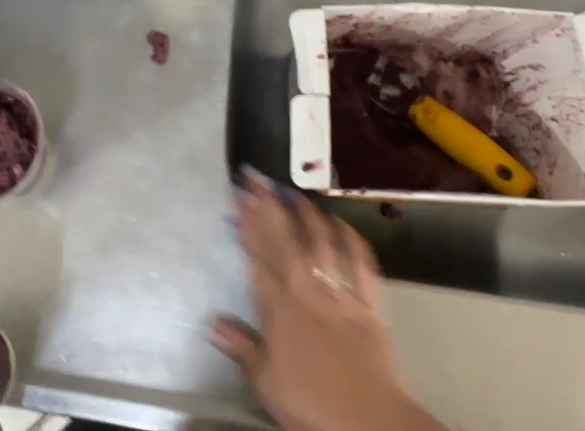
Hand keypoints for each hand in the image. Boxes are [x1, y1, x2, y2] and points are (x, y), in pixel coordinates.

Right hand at [213, 170, 447, 430]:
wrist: (369, 420)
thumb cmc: (311, 404)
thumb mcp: (266, 382)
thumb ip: (242, 347)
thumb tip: (213, 322)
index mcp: (279, 309)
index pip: (258, 257)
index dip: (247, 224)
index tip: (238, 196)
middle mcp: (308, 291)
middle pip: (285, 240)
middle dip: (269, 205)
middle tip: (256, 177)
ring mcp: (342, 293)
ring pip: (322, 242)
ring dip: (307, 213)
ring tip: (294, 191)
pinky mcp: (371, 302)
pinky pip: (361, 262)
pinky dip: (351, 238)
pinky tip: (341, 222)